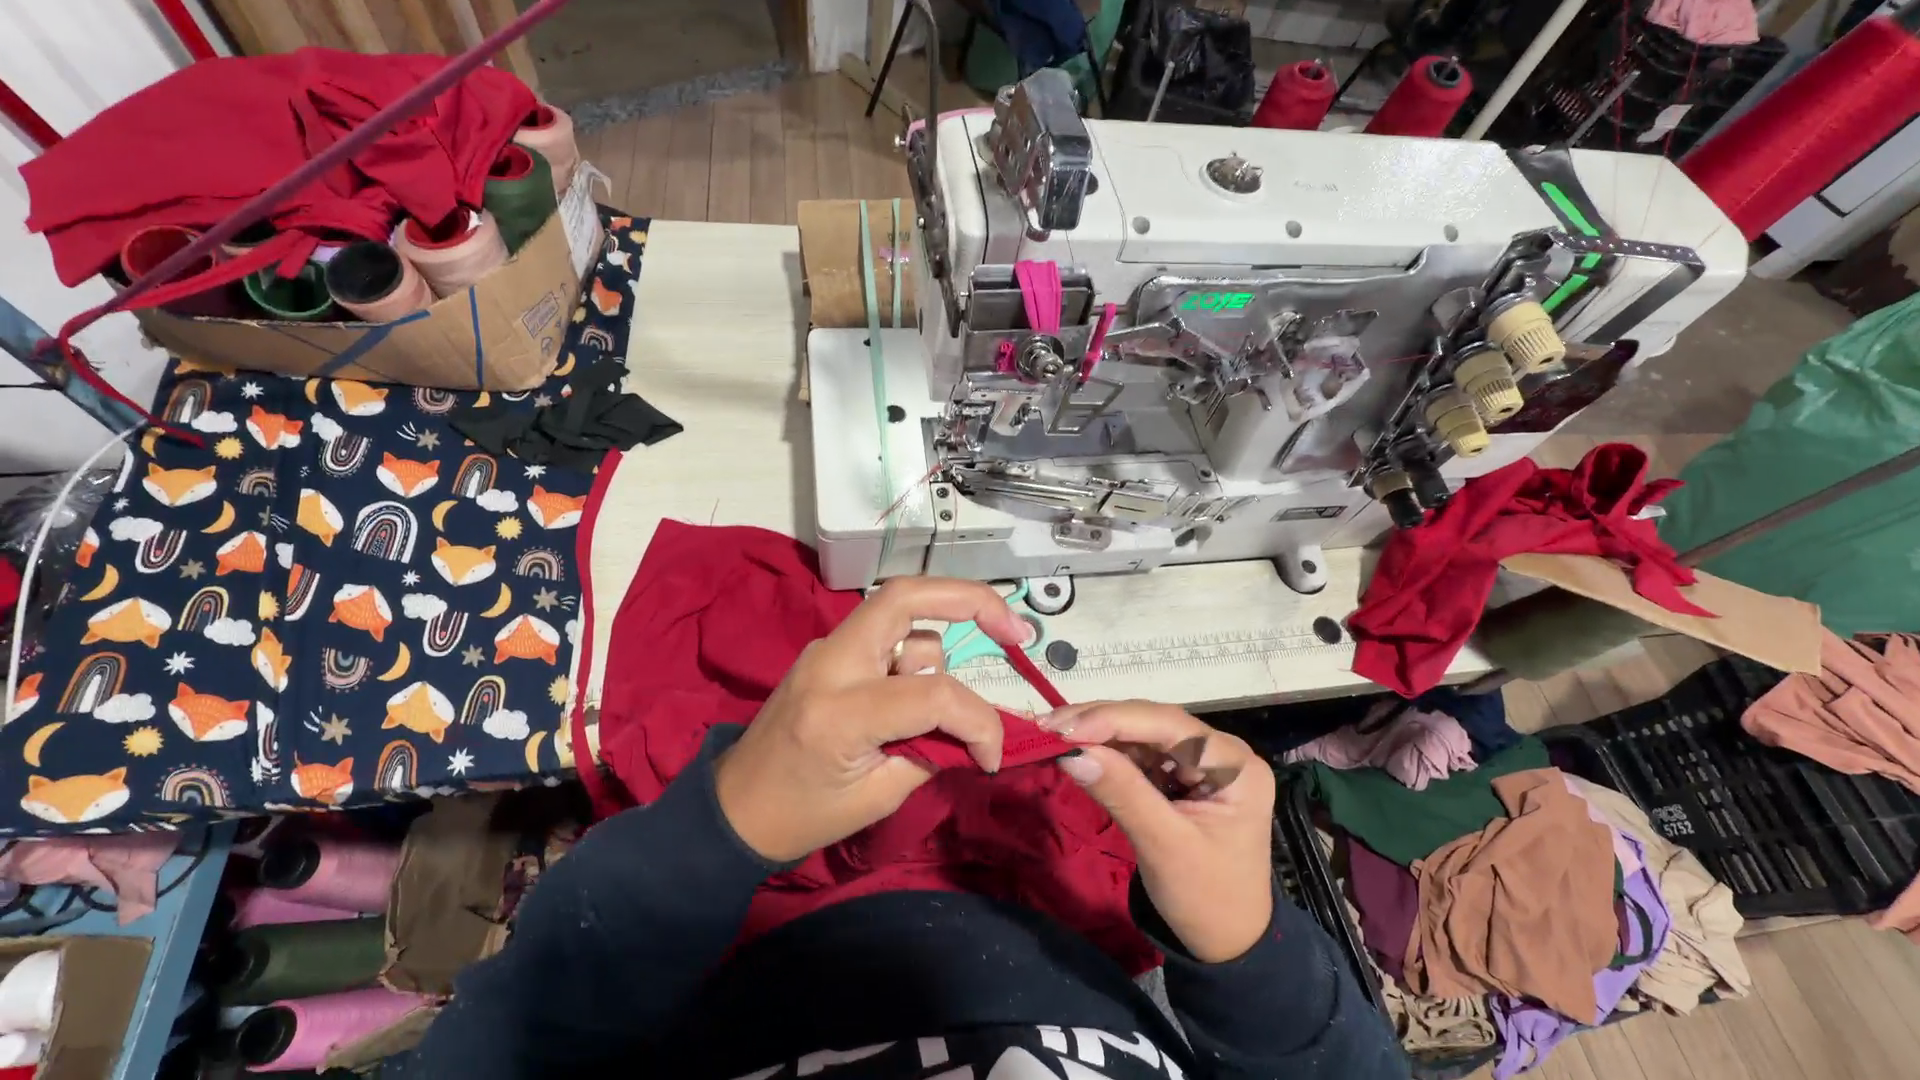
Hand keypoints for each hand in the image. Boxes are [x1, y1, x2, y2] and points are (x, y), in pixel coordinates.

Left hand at [713, 577, 1034, 862]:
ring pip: (900, 617)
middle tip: (1016, 630)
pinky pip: (883, 633)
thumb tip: (973, 730)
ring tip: (925, 714)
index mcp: (841, 712)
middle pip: (905, 597)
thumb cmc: (803, 815)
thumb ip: (932, 753)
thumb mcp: (879, 797)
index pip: (933, 694)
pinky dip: (911, 655)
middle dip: (970, 600)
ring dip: (930, 655)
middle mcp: (831, 663)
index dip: (979, 722)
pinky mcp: (825, 651)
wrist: (733, 810)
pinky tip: (906, 695)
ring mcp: (824, 650)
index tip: (992, 757)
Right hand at [1044, 702, 1275, 962]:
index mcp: (1235, 765)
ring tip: (1053, 734)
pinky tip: (1077, 749)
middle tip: (1047, 727)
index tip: (1063, 728)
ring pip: (1141, 734)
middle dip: (1099, 721)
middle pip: (1153, 722)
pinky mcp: (1179, 777)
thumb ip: (1123, 794)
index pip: (1169, 725)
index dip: (1114, 719)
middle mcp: (1220, 753)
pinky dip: (1106, 751)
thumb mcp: (1165, 847)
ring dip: (1097, 733)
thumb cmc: (1206, 899)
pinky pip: (1138, 754)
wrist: (1226, 944)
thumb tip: (1071, 753)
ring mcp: (1199, 763)